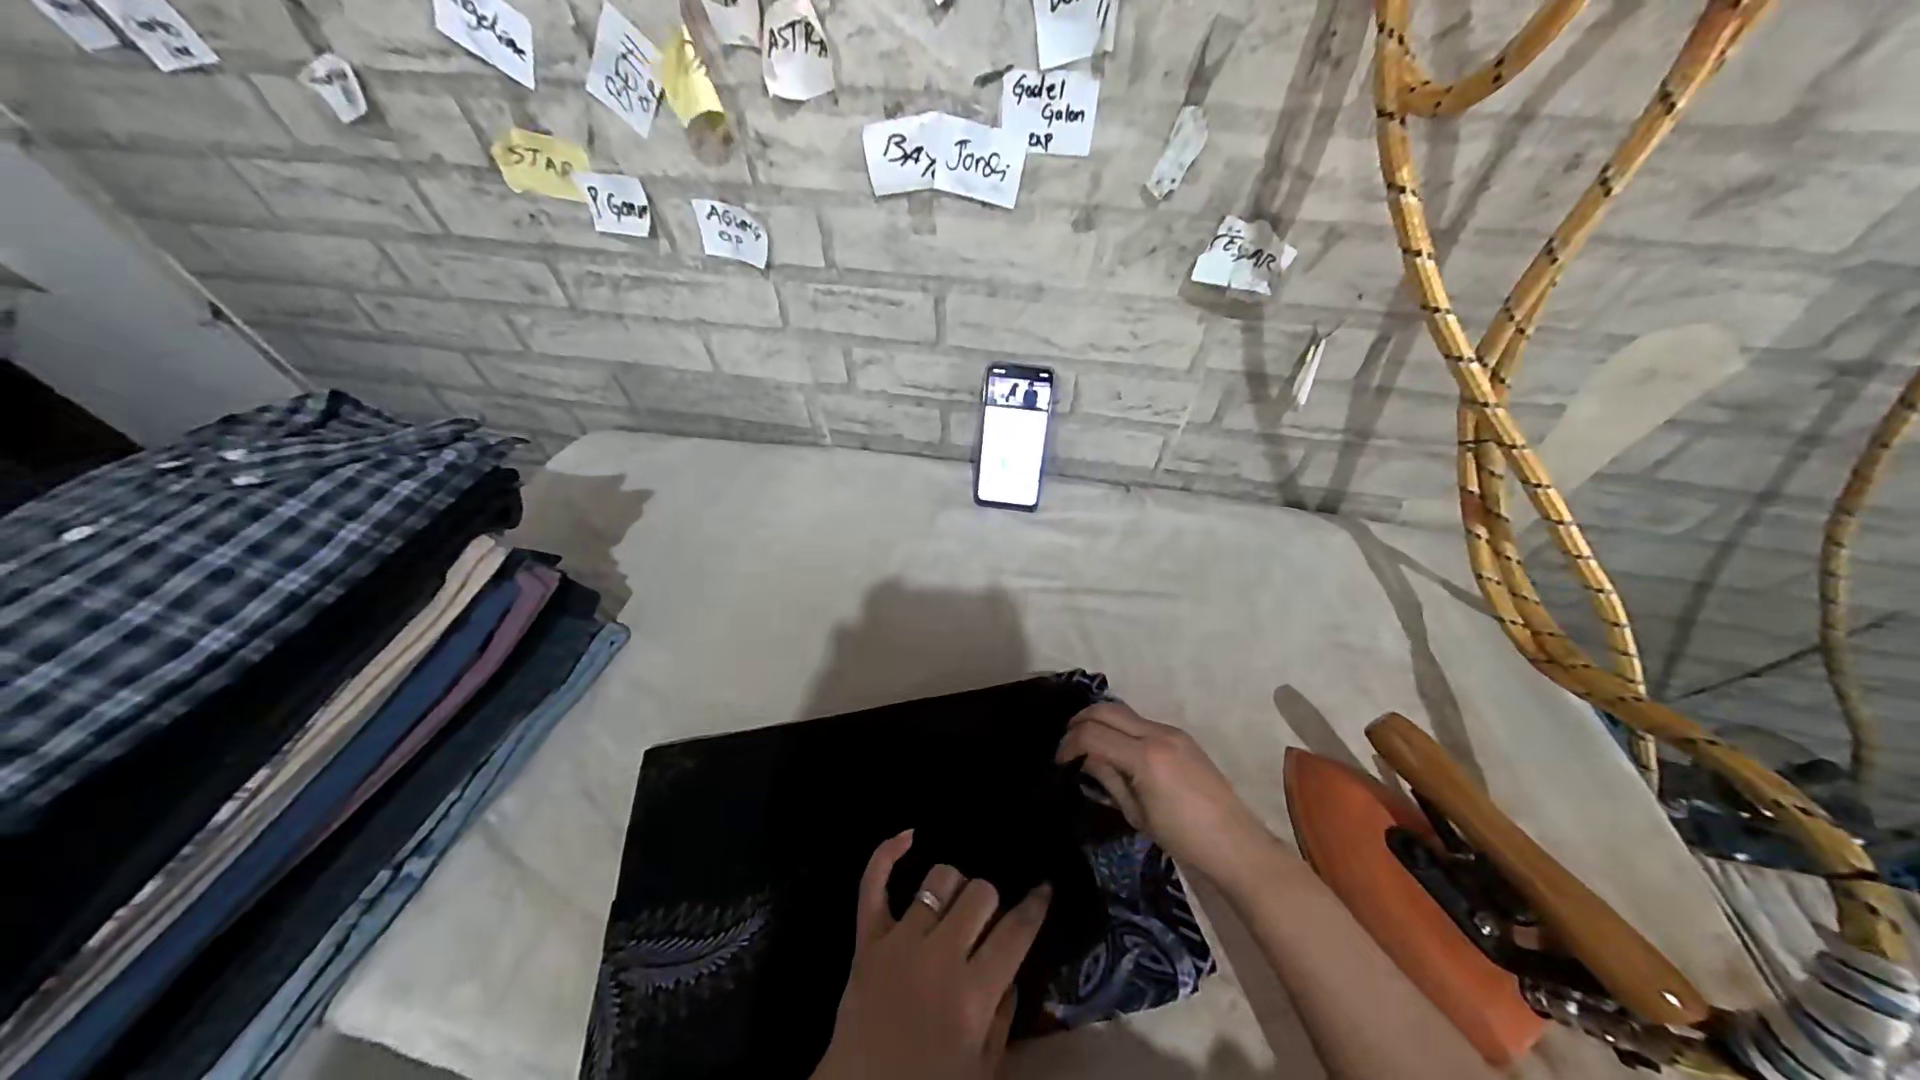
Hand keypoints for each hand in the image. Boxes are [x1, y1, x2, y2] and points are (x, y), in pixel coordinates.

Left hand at [811, 830, 1051, 1079]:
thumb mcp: (985, 1066)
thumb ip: (1004, 1013)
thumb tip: (1011, 966)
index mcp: (973, 992)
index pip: (1016, 931)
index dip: (1036, 905)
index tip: (1044, 888)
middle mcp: (939, 956)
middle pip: (980, 894)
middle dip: (990, 902)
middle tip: (986, 923)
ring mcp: (899, 941)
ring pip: (938, 880)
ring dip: (954, 888)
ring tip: (954, 906)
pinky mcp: (867, 938)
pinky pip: (873, 883)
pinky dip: (887, 854)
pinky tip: (908, 835)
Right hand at [1056, 703, 1278, 886]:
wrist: (1234, 844)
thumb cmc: (1182, 838)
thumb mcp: (1135, 813)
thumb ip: (1108, 778)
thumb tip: (1085, 759)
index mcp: (1145, 757)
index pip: (1093, 734)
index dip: (1069, 744)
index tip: (1059, 762)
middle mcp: (1158, 734)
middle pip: (1106, 710)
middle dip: (1080, 723)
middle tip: (1067, 746)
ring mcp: (1172, 732)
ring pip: (1124, 712)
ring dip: (1100, 722)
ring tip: (1088, 745)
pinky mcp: (1182, 737)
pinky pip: (1141, 723)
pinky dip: (1121, 729)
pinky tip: (1117, 750)